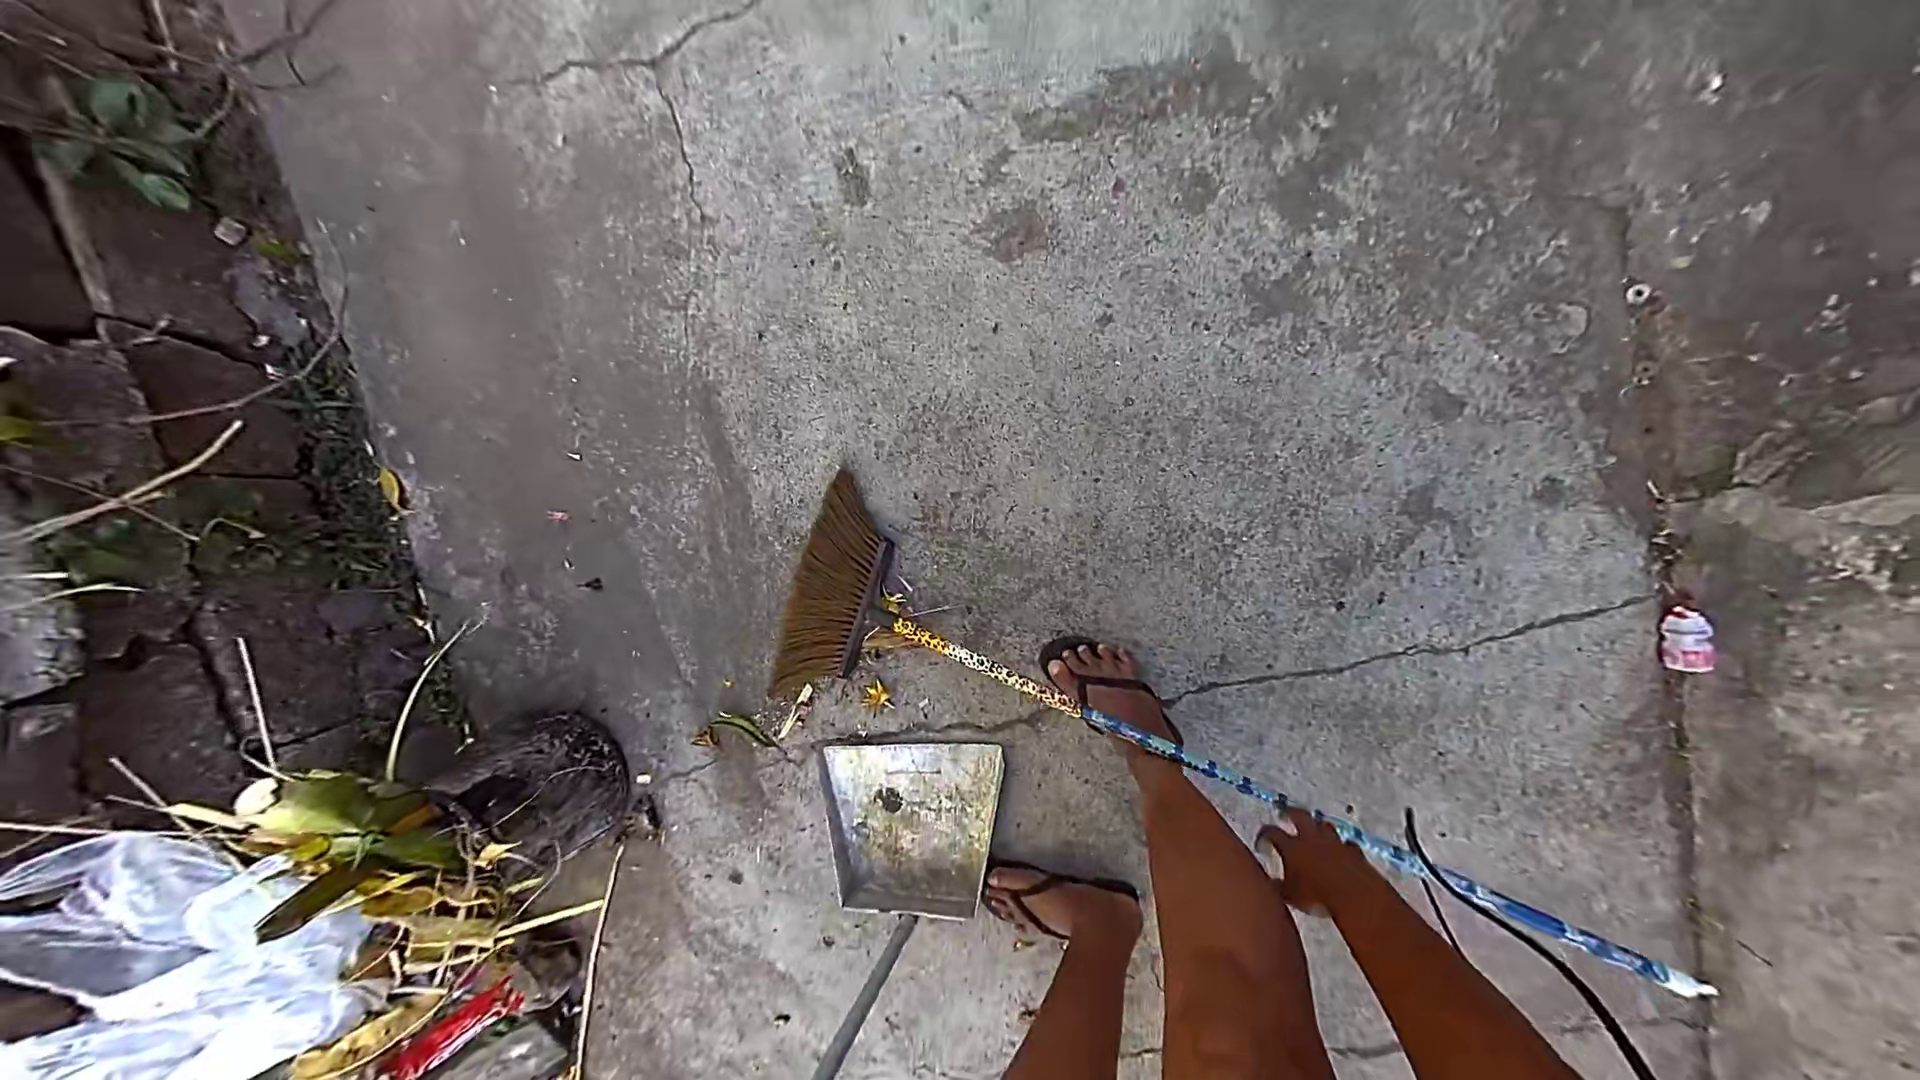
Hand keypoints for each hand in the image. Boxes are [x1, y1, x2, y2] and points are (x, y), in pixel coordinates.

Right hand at [1256, 808, 1379, 918]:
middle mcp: (1311, 838)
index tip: (1262, 844)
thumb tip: (1270, 885)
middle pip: (1298, 815)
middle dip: (1290, 812)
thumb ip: (1279, 887)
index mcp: (1291, 847)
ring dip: (1318, 826)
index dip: (1264, 836)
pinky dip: (1343, 846)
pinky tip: (1343, 850)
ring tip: (1315, 829)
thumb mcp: (1291, 896)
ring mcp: (1334, 843)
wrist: (1357, 897)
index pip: (1271, 833)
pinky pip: (1347, 844)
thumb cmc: (1319, 897)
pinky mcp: (1354, 852)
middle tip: (1284, 813)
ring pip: (1324, 825)